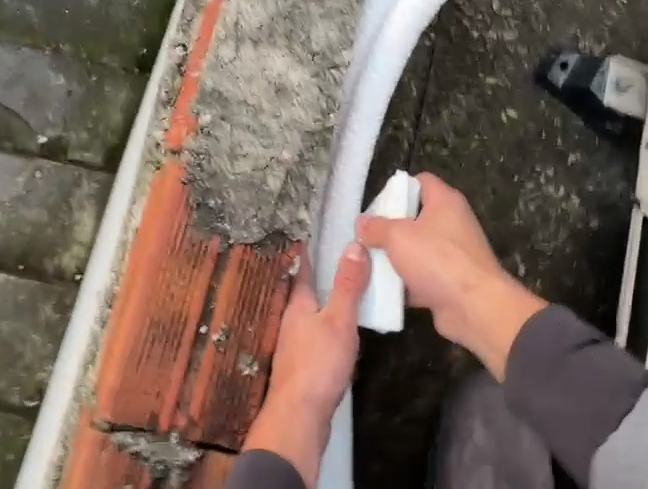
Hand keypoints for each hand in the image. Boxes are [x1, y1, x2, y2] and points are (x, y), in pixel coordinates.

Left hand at [242, 242, 369, 486]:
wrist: (299, 419)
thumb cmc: (317, 364)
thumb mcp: (338, 320)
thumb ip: (347, 286)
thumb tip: (354, 244)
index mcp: (298, 303)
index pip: (304, 266)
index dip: (314, 248)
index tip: (324, 229)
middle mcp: (293, 319)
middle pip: (308, 289)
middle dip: (324, 274)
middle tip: (346, 256)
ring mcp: (296, 343)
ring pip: (313, 313)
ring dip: (329, 301)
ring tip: (351, 289)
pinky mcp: (304, 365)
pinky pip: (319, 334)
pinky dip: (331, 325)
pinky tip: (345, 331)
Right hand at [357, 173, 546, 379]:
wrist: (475, 308)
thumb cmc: (437, 259)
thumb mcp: (397, 236)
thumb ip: (376, 227)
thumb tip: (362, 222)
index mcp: (445, 201)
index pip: (421, 181)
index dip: (398, 187)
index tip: (377, 203)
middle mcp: (452, 223)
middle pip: (416, 217)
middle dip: (390, 227)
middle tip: (367, 236)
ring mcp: (454, 254)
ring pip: (417, 249)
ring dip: (396, 258)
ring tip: (368, 263)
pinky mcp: (451, 282)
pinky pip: (422, 277)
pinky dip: (406, 283)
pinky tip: (382, 289)